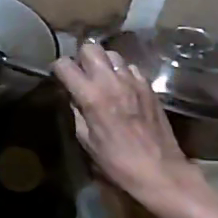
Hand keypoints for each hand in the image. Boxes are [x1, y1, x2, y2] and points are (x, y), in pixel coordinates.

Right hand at [52, 40, 194, 206]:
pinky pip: (130, 67)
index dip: (58, 69)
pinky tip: (122, 88)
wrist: (159, 170)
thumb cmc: (117, 162)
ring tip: (103, 79)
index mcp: (91, 95)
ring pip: (112, 54)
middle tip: (82, 74)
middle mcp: (111, 80)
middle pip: (90, 48)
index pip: (65, 65)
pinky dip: (122, 73)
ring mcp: (133, 80)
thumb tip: (73, 97)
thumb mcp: (87, 141)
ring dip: (103, 63)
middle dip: (82, 58)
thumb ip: (77, 113)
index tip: (59, 77)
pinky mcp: (148, 85)